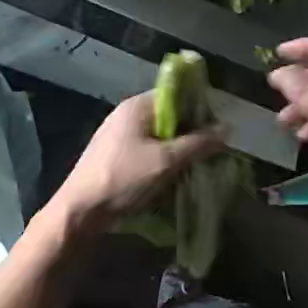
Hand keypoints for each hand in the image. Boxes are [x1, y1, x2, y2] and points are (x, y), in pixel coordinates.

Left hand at [48, 91, 225, 231]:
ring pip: (160, 134)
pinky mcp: (116, 155)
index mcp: (137, 107)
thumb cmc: (123, 179)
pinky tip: (176, 174)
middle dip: (192, 130)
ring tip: (198, 163)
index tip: (217, 127)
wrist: (80, 212)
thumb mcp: (166, 161)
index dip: (199, 107)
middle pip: (169, 114)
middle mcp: (127, 115)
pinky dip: (164, 158)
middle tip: (212, 148)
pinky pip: (149, 148)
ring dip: (179, 147)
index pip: (176, 94)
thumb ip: (198, 143)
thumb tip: (227, 128)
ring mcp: (119, 135)